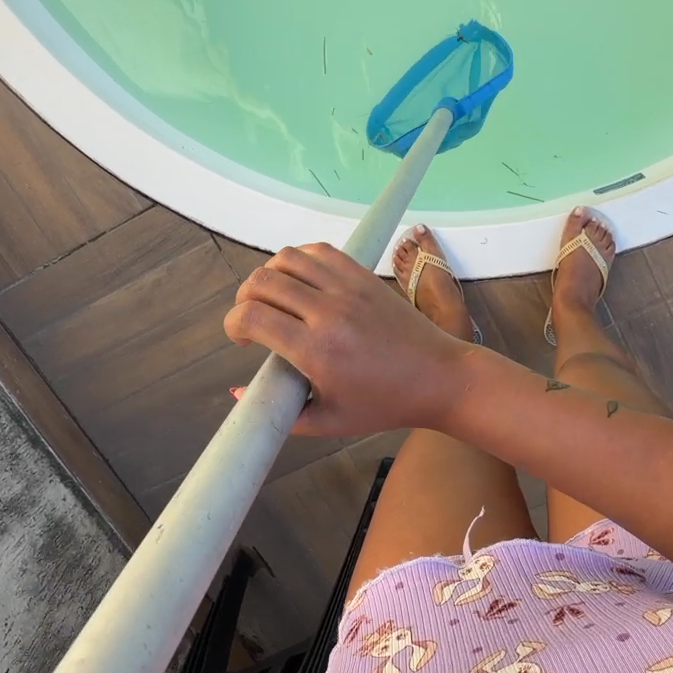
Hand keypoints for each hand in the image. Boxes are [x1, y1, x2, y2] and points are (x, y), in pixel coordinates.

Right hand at [224, 243, 472, 436]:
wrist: (439, 377)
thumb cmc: (385, 405)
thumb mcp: (330, 422)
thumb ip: (281, 412)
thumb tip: (239, 392)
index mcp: (316, 351)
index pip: (251, 317)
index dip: (233, 324)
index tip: (241, 339)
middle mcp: (328, 313)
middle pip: (262, 282)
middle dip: (244, 299)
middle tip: (253, 319)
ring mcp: (348, 289)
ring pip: (288, 258)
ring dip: (269, 275)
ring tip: (275, 298)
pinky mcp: (365, 276)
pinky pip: (320, 250)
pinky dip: (300, 259)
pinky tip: (302, 281)